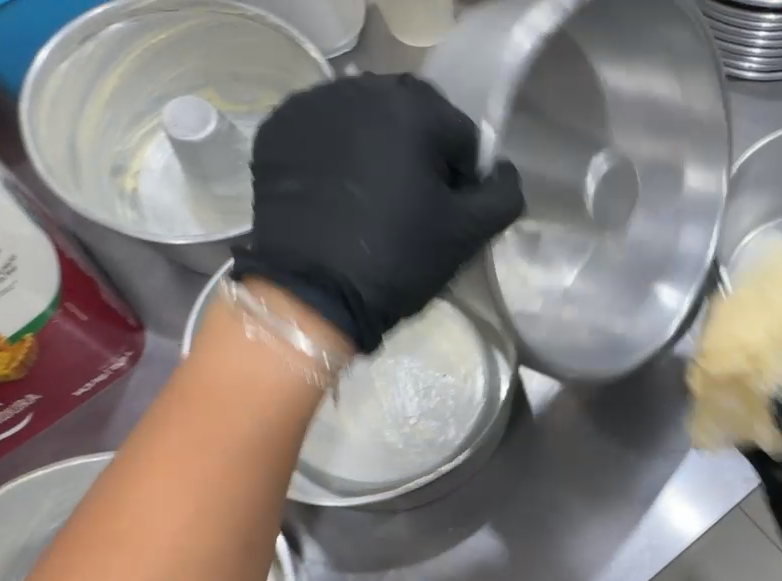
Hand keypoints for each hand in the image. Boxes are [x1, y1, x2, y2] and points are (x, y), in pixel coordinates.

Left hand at [232, 74, 524, 352]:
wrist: (313, 290)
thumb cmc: (401, 258)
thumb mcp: (470, 234)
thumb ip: (504, 194)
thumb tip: (503, 172)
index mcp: (413, 109)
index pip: (463, 134)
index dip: (466, 177)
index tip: (452, 213)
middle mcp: (359, 90)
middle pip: (413, 116)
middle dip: (422, 153)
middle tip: (416, 205)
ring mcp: (311, 104)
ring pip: (367, 119)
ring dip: (380, 150)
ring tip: (376, 200)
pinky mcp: (277, 128)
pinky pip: (325, 131)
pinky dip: (339, 155)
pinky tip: (341, 196)